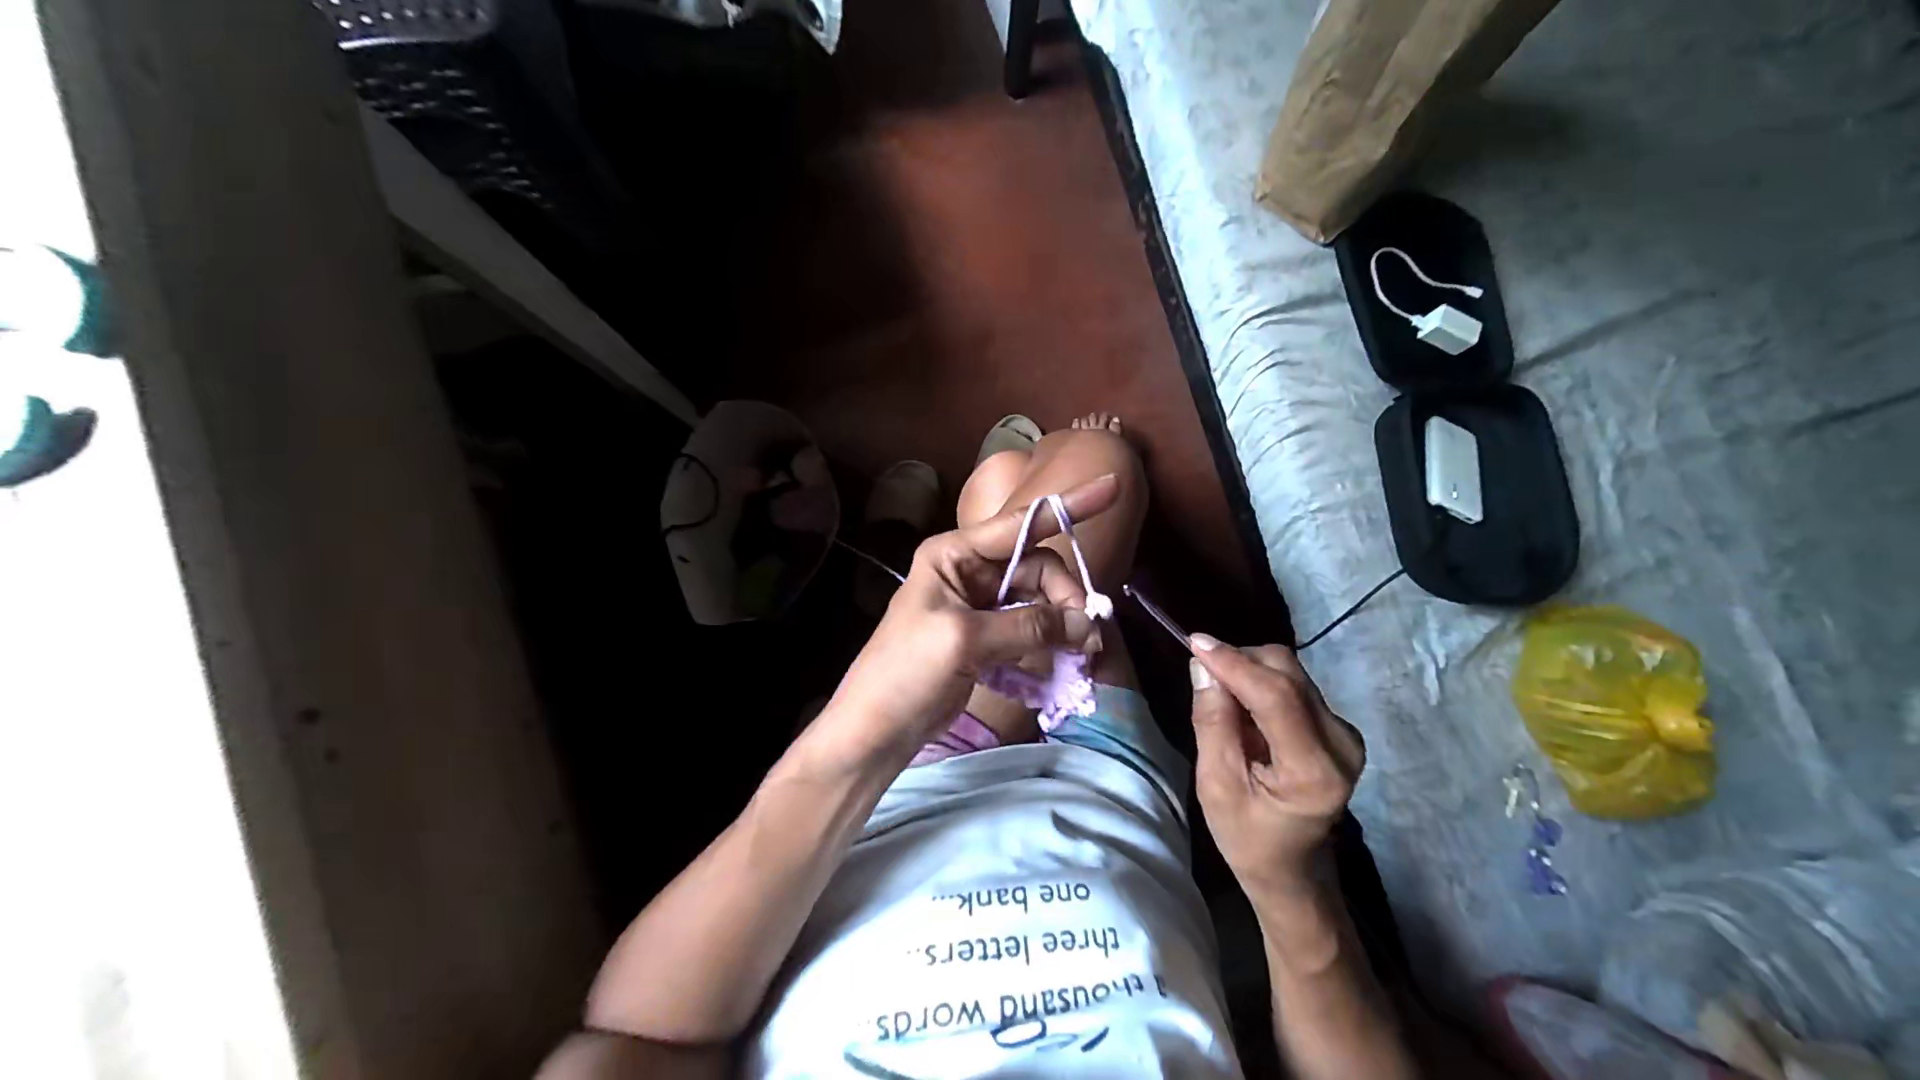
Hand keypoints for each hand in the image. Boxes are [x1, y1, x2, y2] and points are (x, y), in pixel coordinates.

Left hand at [817, 474, 1119, 758]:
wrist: (875, 729)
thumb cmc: (905, 672)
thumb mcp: (965, 642)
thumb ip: (1028, 627)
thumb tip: (1087, 625)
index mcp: (954, 554)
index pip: (1020, 524)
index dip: (1068, 507)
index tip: (1113, 486)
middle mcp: (969, 571)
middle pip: (1037, 569)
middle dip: (1065, 598)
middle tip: (1086, 639)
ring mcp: (978, 604)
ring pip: (1038, 601)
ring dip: (1062, 627)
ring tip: (1079, 659)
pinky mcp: (986, 637)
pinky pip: (1029, 630)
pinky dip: (1047, 647)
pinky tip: (1057, 672)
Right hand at [1189, 638, 1363, 906]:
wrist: (1291, 868)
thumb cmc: (1247, 836)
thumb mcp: (1215, 785)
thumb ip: (1212, 723)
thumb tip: (1203, 666)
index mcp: (1314, 770)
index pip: (1275, 696)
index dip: (1233, 662)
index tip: (1194, 641)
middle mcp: (1341, 744)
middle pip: (1287, 673)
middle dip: (1239, 660)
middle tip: (1200, 671)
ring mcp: (1344, 733)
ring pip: (1291, 672)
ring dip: (1248, 669)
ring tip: (1219, 693)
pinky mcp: (1337, 727)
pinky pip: (1293, 684)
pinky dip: (1260, 682)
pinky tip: (1241, 704)